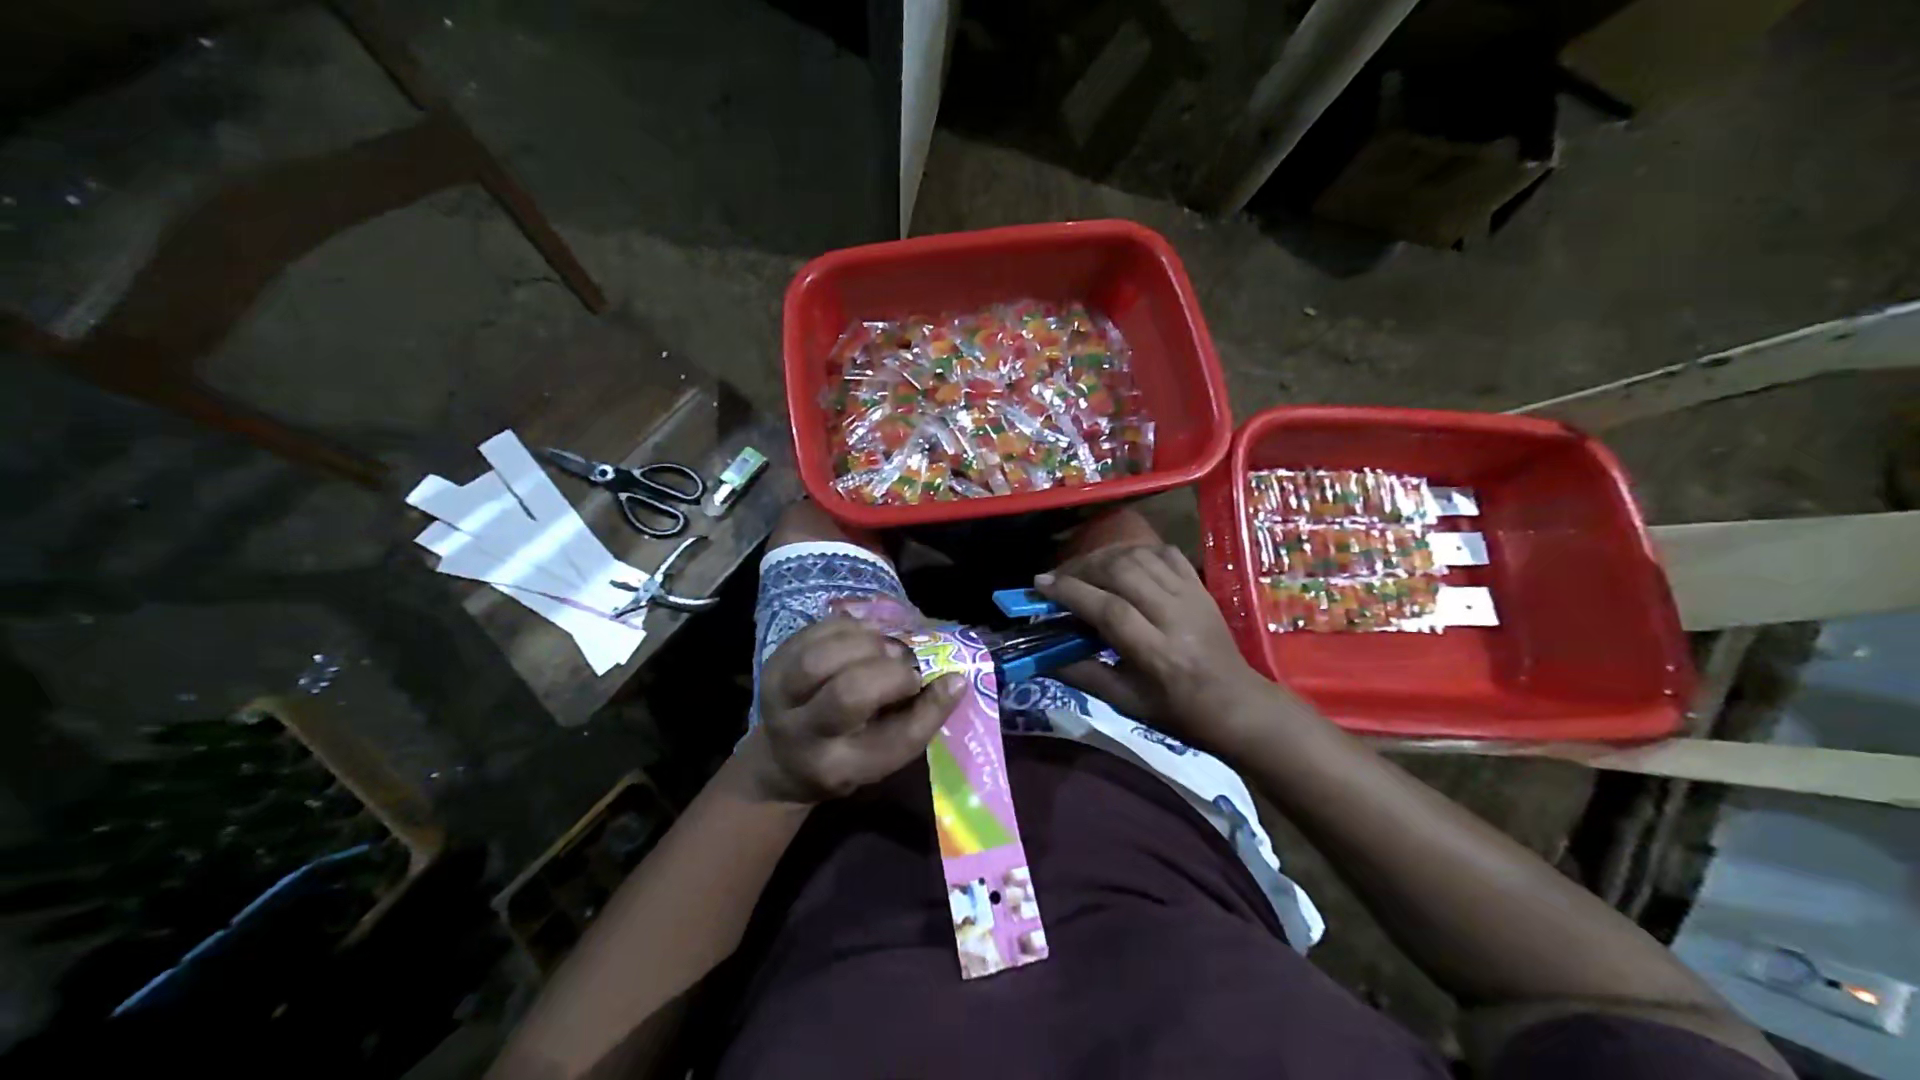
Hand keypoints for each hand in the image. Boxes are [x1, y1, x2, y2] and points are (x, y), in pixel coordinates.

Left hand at [741, 617, 964, 803]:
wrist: (783, 758)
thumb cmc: (847, 757)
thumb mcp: (884, 754)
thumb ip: (919, 719)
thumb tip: (956, 678)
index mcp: (840, 767)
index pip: (891, 740)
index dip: (927, 706)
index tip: (949, 680)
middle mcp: (804, 734)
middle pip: (848, 694)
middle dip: (890, 671)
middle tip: (907, 663)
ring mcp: (780, 694)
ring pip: (822, 658)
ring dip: (866, 643)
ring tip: (886, 646)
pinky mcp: (775, 662)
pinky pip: (814, 633)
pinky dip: (848, 626)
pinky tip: (866, 633)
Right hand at [1035, 544, 1298, 754]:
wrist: (1236, 703)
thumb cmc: (1177, 710)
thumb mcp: (1126, 702)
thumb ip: (1083, 675)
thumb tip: (1042, 657)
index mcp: (1158, 653)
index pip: (1109, 609)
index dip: (1072, 592)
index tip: (1040, 584)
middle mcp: (1175, 617)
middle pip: (1123, 572)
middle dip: (1082, 567)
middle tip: (1058, 577)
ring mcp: (1192, 596)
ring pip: (1142, 556)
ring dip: (1105, 556)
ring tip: (1083, 569)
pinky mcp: (1201, 586)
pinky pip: (1165, 553)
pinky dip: (1137, 550)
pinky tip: (1120, 561)